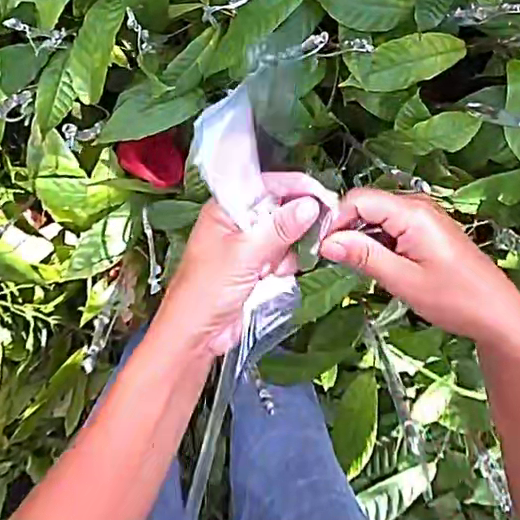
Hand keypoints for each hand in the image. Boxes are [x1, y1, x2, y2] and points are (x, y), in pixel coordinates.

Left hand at [152, 172, 336, 357]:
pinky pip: (282, 256)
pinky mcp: (255, 266)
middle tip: (314, 233)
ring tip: (277, 266)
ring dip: (289, 249)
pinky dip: (285, 265)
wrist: (196, 335)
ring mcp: (247, 244)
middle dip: (295, 223)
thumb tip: (309, 205)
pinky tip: (276, 276)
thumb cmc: (206, 290)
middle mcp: (237, 221)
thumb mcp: (245, 254)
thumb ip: (279, 228)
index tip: (323, 196)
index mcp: (225, 208)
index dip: (295, 187)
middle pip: (279, 208)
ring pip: (284, 234)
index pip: (266, 185)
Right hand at [317, 188, 519, 357]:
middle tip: (336, 259)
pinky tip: (379, 263)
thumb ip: (363, 257)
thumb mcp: (404, 281)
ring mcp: (422, 214)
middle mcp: (416, 204)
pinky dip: (377, 240)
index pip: (357, 199)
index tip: (322, 248)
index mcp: (412, 212)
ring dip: (361, 236)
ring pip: (375, 214)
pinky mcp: (426, 226)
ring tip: (357, 265)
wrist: (501, 317)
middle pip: (365, 204)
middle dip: (346, 228)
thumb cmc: (455, 300)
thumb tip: (325, 242)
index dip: (336, 220)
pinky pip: (390, 223)